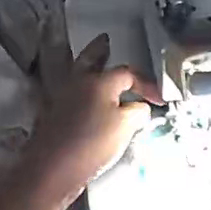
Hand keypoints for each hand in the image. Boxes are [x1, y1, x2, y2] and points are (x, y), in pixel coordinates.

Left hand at [18, 35, 159, 209]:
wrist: (51, 168)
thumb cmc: (91, 143)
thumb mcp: (125, 128)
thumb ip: (137, 112)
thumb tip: (139, 106)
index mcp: (98, 81)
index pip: (127, 73)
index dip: (146, 84)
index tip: (159, 99)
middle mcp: (78, 82)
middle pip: (90, 58)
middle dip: (100, 50)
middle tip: (106, 41)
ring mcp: (62, 96)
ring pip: (79, 74)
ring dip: (90, 67)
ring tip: (99, 65)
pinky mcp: (53, 114)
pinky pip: (73, 92)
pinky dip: (83, 89)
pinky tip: (89, 99)